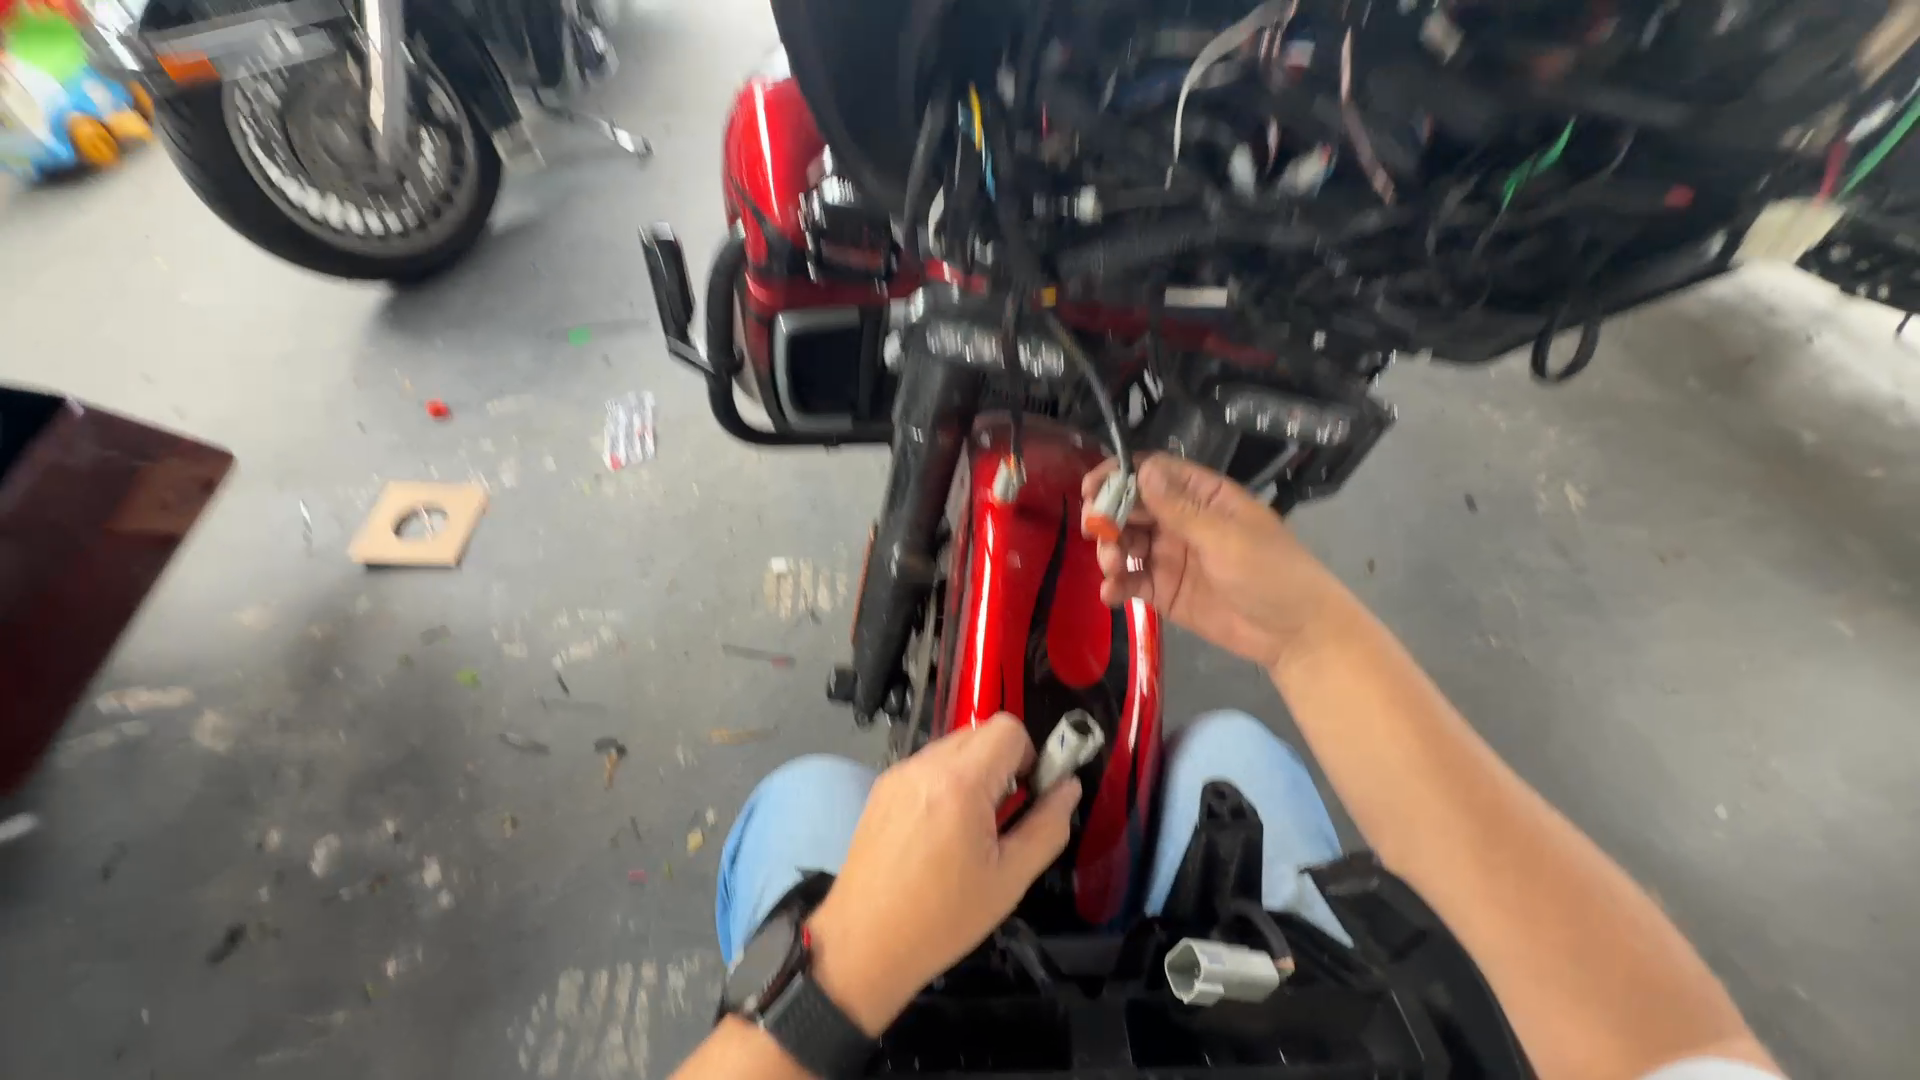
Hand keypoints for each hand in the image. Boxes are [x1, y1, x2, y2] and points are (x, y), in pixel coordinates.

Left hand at [804, 715, 1080, 1034]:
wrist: (865, 945)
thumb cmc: (943, 918)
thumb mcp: (1010, 878)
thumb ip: (1048, 826)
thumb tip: (1069, 787)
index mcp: (960, 783)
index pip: (1008, 729)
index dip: (1029, 756)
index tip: (1028, 795)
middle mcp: (925, 766)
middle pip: (981, 732)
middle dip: (1003, 764)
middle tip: (1002, 817)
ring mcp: (898, 774)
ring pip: (953, 747)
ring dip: (974, 773)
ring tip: (969, 830)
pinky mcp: (882, 788)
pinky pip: (927, 766)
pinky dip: (945, 783)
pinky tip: (940, 833)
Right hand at [1082, 454, 1339, 673]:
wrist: (1295, 635)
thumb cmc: (1271, 574)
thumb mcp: (1225, 537)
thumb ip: (1179, 508)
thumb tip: (1141, 470)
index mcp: (1204, 498)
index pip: (1155, 473)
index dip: (1120, 476)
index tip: (1092, 489)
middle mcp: (1182, 522)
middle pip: (1133, 507)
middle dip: (1108, 517)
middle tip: (1094, 532)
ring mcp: (1171, 557)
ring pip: (1127, 543)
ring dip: (1110, 551)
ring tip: (1111, 568)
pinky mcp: (1165, 591)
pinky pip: (1132, 581)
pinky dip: (1116, 585)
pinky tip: (1111, 593)